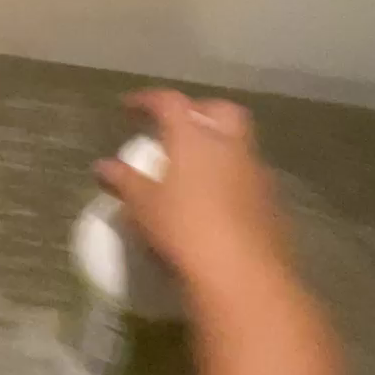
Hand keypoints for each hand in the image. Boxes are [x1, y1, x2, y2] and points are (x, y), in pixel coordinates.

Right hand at [96, 90, 291, 293]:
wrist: (244, 275)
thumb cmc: (184, 229)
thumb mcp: (141, 205)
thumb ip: (123, 180)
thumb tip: (103, 166)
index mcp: (195, 139)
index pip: (171, 103)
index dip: (147, 100)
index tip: (127, 107)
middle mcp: (231, 147)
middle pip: (220, 111)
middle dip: (196, 111)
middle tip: (174, 127)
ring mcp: (256, 175)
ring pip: (238, 144)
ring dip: (215, 146)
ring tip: (190, 166)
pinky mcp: (271, 204)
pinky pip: (246, 176)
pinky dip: (227, 177)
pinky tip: (210, 200)